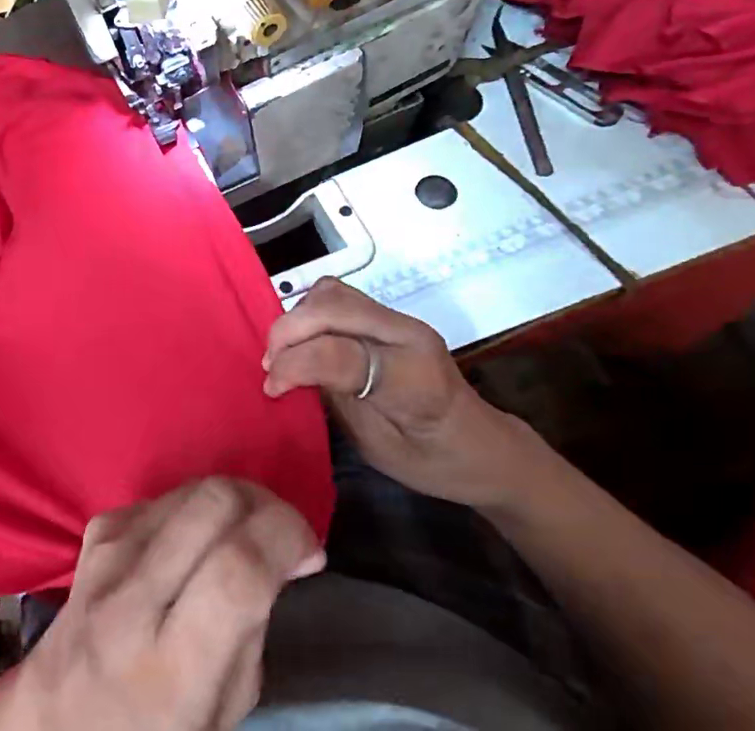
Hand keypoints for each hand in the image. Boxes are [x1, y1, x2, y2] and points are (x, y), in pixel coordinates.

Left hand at [0, 478, 323, 730]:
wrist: (55, 717)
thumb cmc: (152, 730)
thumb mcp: (224, 710)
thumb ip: (252, 629)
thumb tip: (281, 552)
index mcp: (171, 667)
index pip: (237, 570)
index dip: (286, 538)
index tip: (309, 551)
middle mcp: (131, 599)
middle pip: (214, 503)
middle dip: (265, 504)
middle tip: (283, 534)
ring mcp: (107, 555)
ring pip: (190, 487)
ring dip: (234, 501)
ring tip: (246, 533)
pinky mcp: (95, 532)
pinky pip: (162, 497)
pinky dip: (195, 508)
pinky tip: (198, 540)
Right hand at [263, 277, 542, 506]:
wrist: (484, 446)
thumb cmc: (433, 461)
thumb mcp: (378, 446)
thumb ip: (335, 400)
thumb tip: (287, 373)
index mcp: (412, 377)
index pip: (339, 353)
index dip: (293, 365)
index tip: (271, 388)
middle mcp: (407, 335)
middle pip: (332, 307)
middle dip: (288, 332)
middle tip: (270, 367)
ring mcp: (399, 320)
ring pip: (332, 293)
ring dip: (297, 318)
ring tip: (283, 354)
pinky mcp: (389, 316)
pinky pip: (338, 297)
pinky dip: (309, 312)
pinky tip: (302, 341)